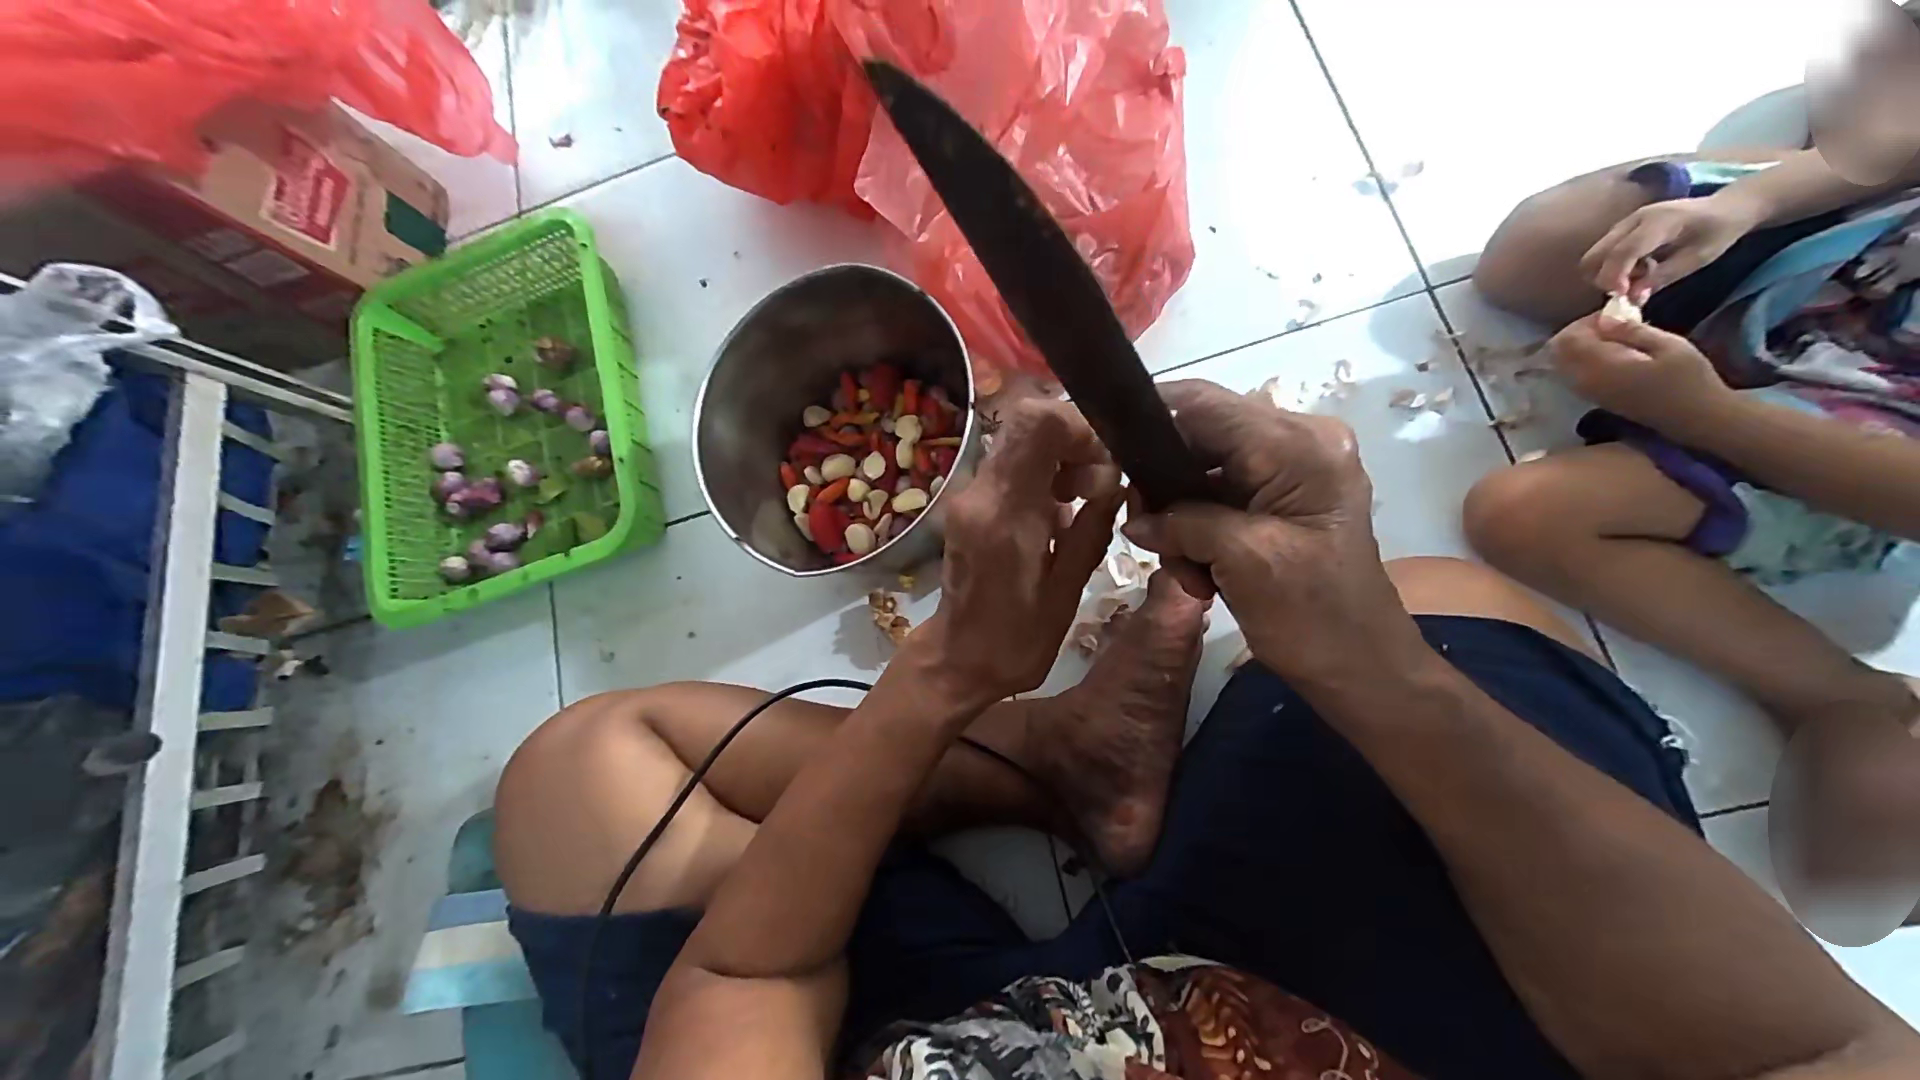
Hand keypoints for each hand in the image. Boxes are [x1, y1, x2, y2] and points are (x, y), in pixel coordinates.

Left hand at [914, 398, 1122, 708]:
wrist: (958, 658)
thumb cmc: (1015, 641)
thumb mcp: (1066, 593)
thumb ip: (1090, 530)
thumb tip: (1112, 483)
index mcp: (1006, 515)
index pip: (1037, 425)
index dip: (1079, 427)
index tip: (1106, 459)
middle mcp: (981, 494)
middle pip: (1026, 423)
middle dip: (1073, 441)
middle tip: (1100, 482)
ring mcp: (969, 496)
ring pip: (1019, 442)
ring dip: (1059, 459)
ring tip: (1085, 503)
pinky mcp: (968, 504)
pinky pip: (1010, 467)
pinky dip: (1042, 475)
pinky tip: (1060, 514)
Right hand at [1121, 380, 1420, 681]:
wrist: (1360, 667)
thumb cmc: (1315, 617)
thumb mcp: (1244, 561)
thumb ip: (1184, 523)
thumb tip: (1136, 520)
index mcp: (1298, 447)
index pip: (1204, 406)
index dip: (1149, 419)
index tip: (1105, 451)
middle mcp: (1294, 443)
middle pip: (1197, 436)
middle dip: (1162, 483)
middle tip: (1145, 531)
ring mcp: (1284, 471)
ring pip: (1197, 470)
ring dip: (1177, 517)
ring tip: (1186, 567)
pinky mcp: (1273, 498)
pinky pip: (1211, 496)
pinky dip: (1193, 530)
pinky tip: (1200, 570)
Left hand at [1551, 313, 1733, 434]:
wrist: (1691, 416)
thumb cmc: (1688, 378)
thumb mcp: (1669, 346)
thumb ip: (1632, 332)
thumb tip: (1606, 318)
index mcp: (1599, 366)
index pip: (1570, 338)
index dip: (1587, 321)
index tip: (1615, 312)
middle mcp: (1581, 379)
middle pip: (1559, 348)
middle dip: (1580, 331)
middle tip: (1613, 321)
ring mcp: (1582, 389)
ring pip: (1562, 360)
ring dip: (1580, 344)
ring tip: (1615, 334)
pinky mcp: (1589, 395)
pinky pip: (1571, 370)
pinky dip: (1583, 356)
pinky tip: (1612, 351)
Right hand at [1581, 190, 1765, 301]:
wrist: (1728, 206)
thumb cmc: (1719, 231)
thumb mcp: (1698, 258)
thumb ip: (1662, 277)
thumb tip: (1631, 298)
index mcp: (1659, 222)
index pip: (1621, 252)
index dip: (1614, 278)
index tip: (1622, 296)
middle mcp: (1633, 220)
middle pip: (1594, 257)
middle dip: (1603, 279)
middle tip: (1626, 288)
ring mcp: (1623, 224)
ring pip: (1592, 258)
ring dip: (1606, 274)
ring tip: (1636, 276)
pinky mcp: (1619, 230)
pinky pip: (1600, 255)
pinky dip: (1610, 268)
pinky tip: (1635, 268)